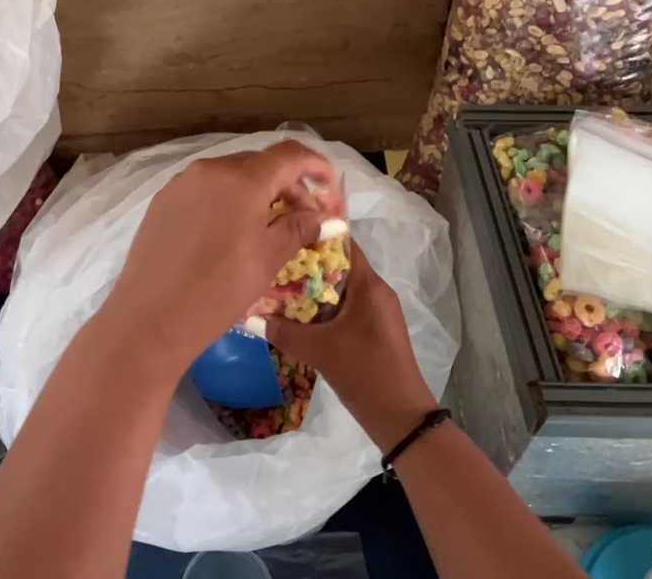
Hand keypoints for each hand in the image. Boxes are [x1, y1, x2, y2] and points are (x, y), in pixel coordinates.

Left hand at [100, 141, 341, 367]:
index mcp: (242, 179)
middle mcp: (210, 169)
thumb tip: (326, 217)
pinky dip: (227, 201)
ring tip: (268, 228)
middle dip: (288, 185)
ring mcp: (182, 182)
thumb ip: (300, 228)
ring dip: (257, 193)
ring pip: (231, 175)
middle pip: (260, 164)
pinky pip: (205, 189)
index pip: (290, 155)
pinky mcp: (163, 200)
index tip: (331, 189)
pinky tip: (230, 233)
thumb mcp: (267, 260)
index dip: (317, 167)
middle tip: (304, 218)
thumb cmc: (217, 291)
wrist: (149, 320)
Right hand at [264, 242, 436, 448]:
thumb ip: (283, 332)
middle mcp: (376, 291)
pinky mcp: (374, 330)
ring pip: (341, 288)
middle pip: (339, 266)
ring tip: (280, 288)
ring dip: (313, 289)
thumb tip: (250, 316)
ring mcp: (377, 311)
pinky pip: (346, 307)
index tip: (285, 233)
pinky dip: (324, 307)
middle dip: (307, 265)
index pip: (343, 244)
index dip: (315, 235)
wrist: (401, 418)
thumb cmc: (364, 373)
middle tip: (274, 263)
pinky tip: (299, 317)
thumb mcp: (319, 351)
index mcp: (369, 286)